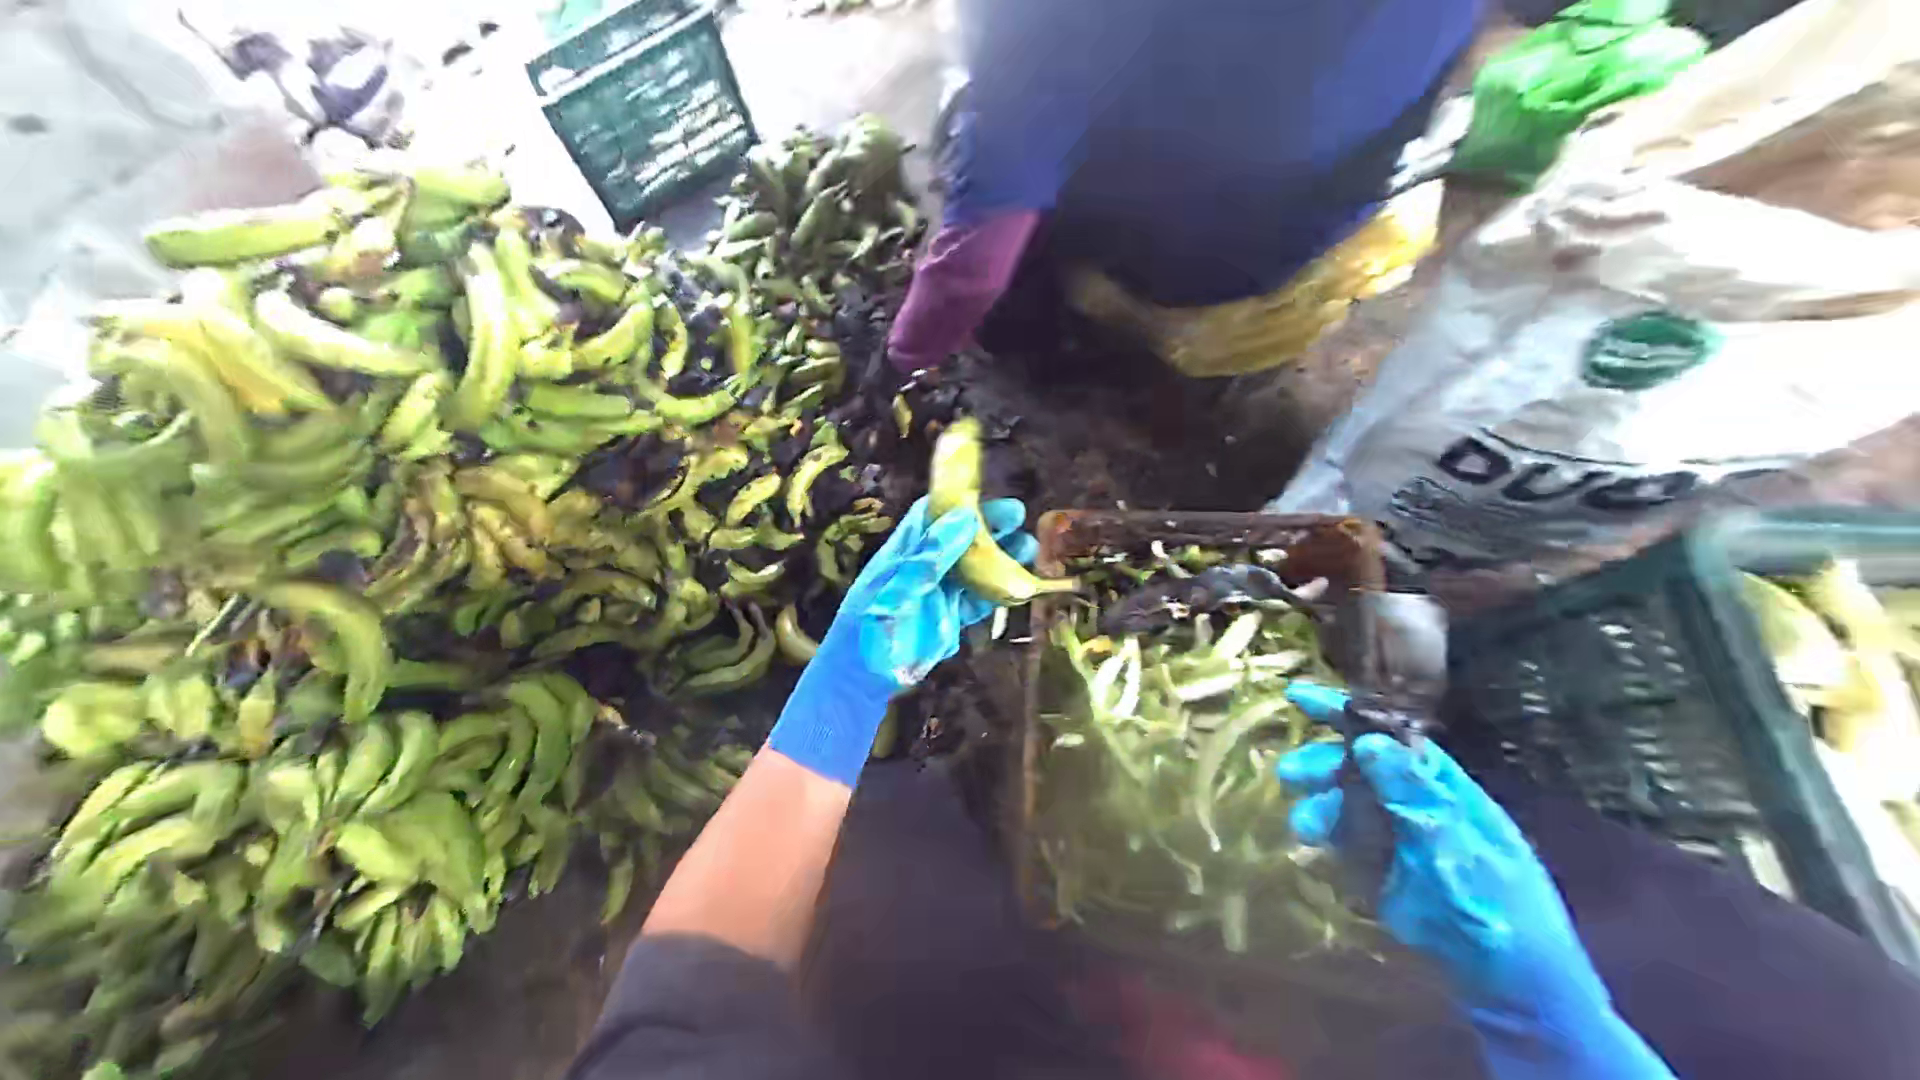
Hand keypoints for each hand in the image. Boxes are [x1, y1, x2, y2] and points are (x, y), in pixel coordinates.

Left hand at [764, 496, 1036, 785]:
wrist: (862, 681)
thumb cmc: (870, 631)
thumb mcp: (896, 590)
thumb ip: (928, 558)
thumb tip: (963, 518)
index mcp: (903, 553)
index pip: (931, 516)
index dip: (959, 503)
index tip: (988, 494)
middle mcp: (922, 567)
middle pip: (960, 538)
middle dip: (990, 527)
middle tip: (1020, 518)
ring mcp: (937, 593)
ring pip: (974, 568)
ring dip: (1001, 557)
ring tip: (1029, 549)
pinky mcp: (949, 617)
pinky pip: (978, 599)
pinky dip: (998, 591)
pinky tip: (1020, 585)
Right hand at [1278, 683, 1675, 1079]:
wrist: (1514, 991)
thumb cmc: (1505, 913)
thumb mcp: (1464, 850)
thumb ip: (1415, 796)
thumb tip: (1368, 740)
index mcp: (1441, 787)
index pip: (1387, 736)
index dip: (1344, 713)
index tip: (1298, 696)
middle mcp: (1410, 800)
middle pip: (1354, 766)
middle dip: (1319, 764)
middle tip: (1290, 775)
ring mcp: (1391, 833)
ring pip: (1340, 801)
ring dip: (1317, 806)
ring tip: (1305, 827)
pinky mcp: (1374, 865)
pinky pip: (1339, 838)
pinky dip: (1321, 837)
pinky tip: (1311, 848)